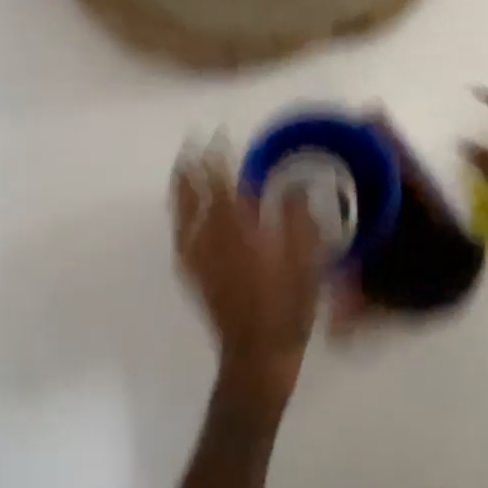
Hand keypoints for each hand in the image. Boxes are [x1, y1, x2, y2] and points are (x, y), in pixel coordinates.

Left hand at [171, 142, 323, 404]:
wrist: (257, 352)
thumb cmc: (288, 304)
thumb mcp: (306, 258)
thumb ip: (297, 217)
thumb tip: (294, 185)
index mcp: (238, 229)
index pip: (222, 182)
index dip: (218, 156)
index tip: (218, 135)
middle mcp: (210, 238)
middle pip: (193, 193)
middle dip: (192, 165)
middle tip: (193, 141)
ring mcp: (197, 257)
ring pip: (182, 212)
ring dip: (182, 186)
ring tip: (183, 167)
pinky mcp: (193, 274)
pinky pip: (180, 234)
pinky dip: (180, 214)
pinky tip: (184, 214)